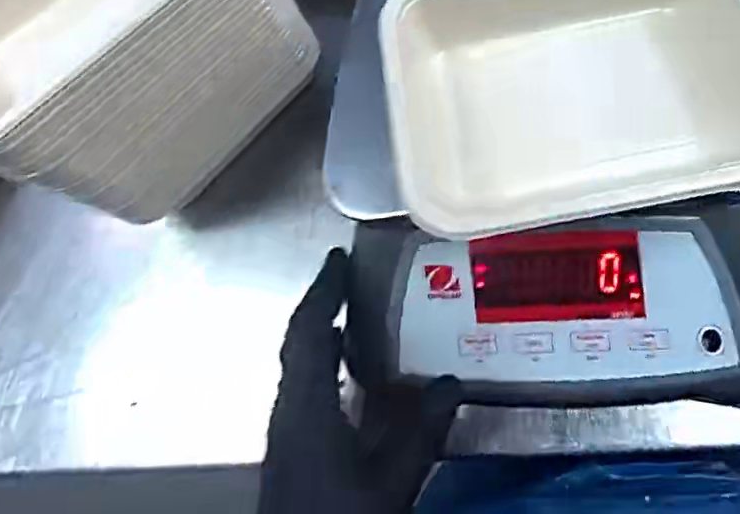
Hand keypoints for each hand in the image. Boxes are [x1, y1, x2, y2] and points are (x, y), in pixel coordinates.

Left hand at [260, 249, 460, 513]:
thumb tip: (452, 381)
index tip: (338, 257)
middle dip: (321, 301)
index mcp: (307, 409)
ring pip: (299, 360)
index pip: (308, 333)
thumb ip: (423, 431)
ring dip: (321, 327)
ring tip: (355, 305)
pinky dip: (323, 355)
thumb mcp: (391, 483)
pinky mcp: (292, 445)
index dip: (322, 291)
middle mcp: (289, 411)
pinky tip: (350, 363)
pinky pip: (304, 380)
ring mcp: (287, 430)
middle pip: (298, 341)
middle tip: (351, 272)